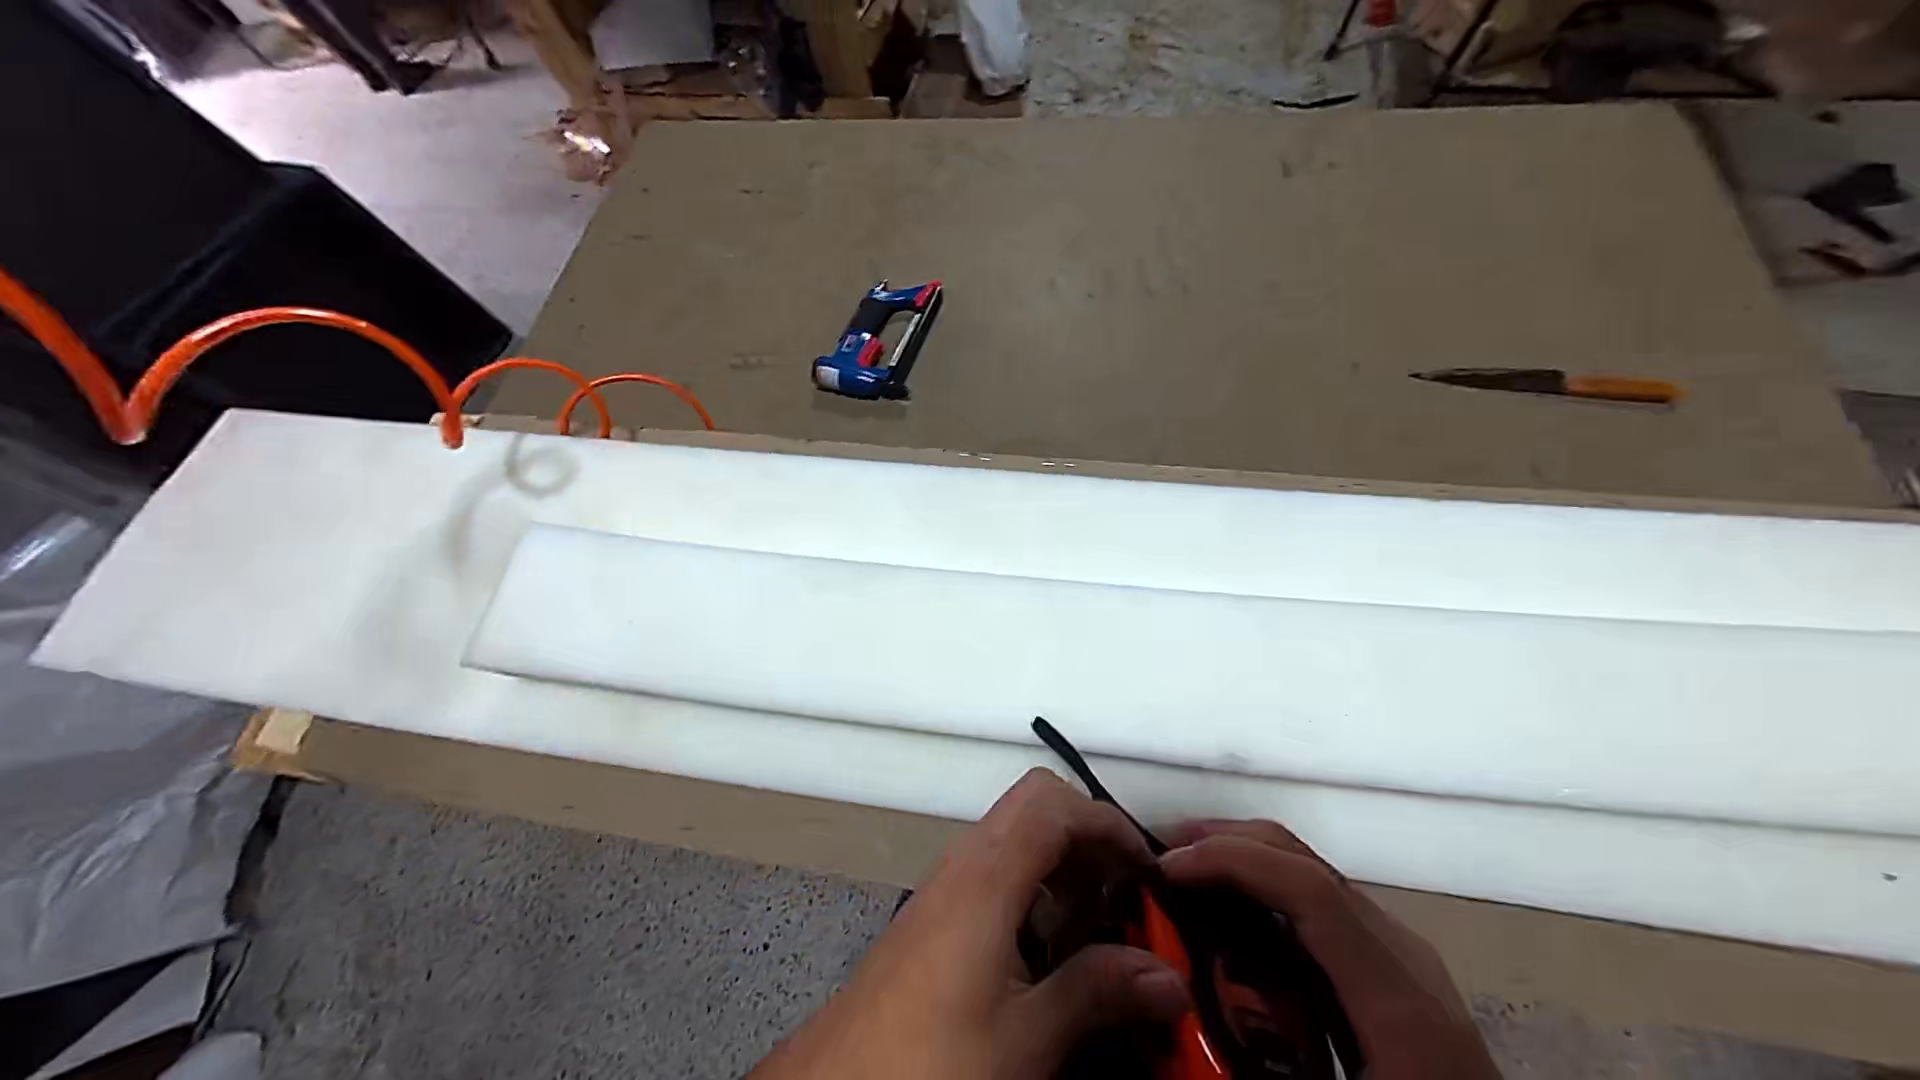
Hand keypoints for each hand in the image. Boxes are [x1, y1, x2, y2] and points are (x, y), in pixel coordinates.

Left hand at [749, 769, 1191, 1079]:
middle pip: (1035, 804)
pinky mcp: (938, 909)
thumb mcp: (1025, 1039)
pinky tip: (1049, 950)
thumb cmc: (932, 1058)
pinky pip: (997, 869)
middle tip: (1123, 896)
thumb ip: (1096, 995)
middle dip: (1088, 836)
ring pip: (1016, 835)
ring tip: (1096, 928)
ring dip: (1063, 864)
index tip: (1148, 873)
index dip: (1108, 824)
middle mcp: (965, 862)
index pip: (1054, 806)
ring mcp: (948, 882)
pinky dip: (1036, 887)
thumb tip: (1168, 977)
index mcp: (987, 877)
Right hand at [1160, 820, 1498, 1079]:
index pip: (1308, 887)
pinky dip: (1261, 889)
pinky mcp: (1388, 965)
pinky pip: (1314, 902)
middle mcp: (1399, 953)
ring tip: (1183, 880)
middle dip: (1223, 843)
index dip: (1232, 861)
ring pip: (1306, 870)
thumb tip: (1174, 1020)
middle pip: (1302, 858)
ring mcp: (1396, 953)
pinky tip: (1228, 920)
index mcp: (1395, 995)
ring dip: (1239, 859)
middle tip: (1160, 860)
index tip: (1167, 871)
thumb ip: (1251, 1063)